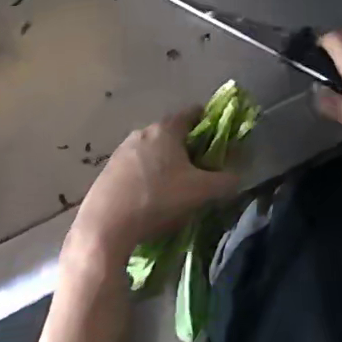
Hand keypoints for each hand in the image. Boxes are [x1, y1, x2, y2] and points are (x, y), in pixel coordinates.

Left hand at [72, 108, 239, 256]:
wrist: (104, 228)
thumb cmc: (158, 200)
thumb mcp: (201, 192)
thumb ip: (226, 181)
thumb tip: (237, 177)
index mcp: (166, 130)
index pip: (193, 112)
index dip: (210, 122)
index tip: (220, 138)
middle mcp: (142, 133)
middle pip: (173, 133)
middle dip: (189, 147)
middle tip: (202, 168)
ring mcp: (121, 151)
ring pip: (153, 150)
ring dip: (167, 163)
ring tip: (177, 187)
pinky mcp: (107, 171)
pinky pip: (137, 167)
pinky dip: (148, 175)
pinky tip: (152, 198)